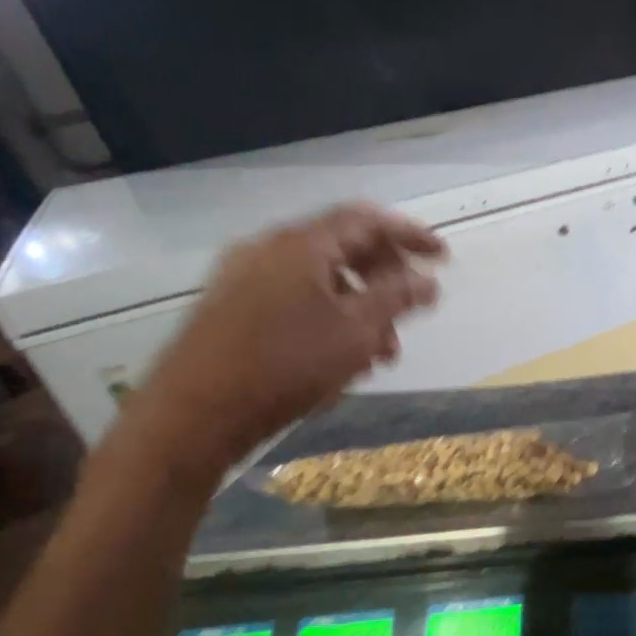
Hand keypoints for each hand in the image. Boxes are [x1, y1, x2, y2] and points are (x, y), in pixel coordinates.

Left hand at [118, 203, 445, 476]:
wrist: (193, 415)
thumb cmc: (286, 364)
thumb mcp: (358, 330)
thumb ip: (398, 297)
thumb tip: (428, 280)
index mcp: (300, 245)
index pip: (366, 220)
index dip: (410, 234)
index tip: (443, 258)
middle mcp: (267, 250)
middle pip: (343, 246)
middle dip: (387, 277)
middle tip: (414, 308)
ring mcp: (242, 279)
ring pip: (320, 279)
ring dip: (361, 305)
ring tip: (383, 349)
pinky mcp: (229, 309)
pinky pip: (295, 298)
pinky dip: (330, 316)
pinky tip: (342, 356)